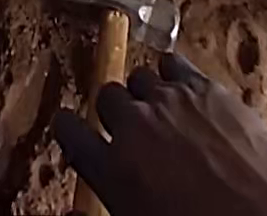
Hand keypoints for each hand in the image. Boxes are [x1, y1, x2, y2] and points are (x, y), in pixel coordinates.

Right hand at [54, 54, 266, 215]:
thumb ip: (116, 205)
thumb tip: (95, 199)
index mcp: (115, 172)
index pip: (72, 135)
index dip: (67, 127)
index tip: (67, 123)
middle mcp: (134, 126)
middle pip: (107, 96)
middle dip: (115, 110)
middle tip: (130, 128)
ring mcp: (167, 99)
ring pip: (140, 78)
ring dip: (146, 95)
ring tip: (162, 113)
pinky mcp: (199, 84)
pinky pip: (171, 64)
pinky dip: (171, 76)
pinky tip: (181, 91)